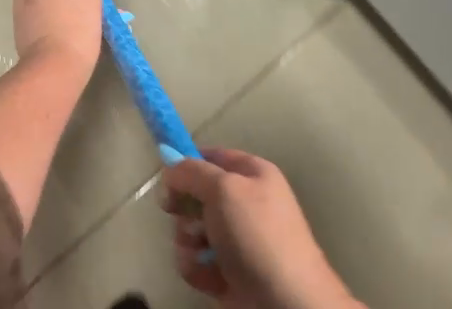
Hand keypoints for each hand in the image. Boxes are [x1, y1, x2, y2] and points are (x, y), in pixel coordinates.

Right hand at [163, 149, 358, 308]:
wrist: (285, 302)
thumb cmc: (257, 235)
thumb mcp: (224, 189)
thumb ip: (191, 171)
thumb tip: (169, 165)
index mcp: (252, 175)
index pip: (212, 157)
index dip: (187, 163)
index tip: (166, 177)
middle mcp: (244, 204)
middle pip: (197, 194)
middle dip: (184, 208)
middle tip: (181, 216)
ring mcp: (236, 240)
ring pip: (192, 229)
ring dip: (187, 240)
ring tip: (200, 252)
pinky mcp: (227, 272)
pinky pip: (197, 261)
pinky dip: (196, 267)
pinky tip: (207, 276)